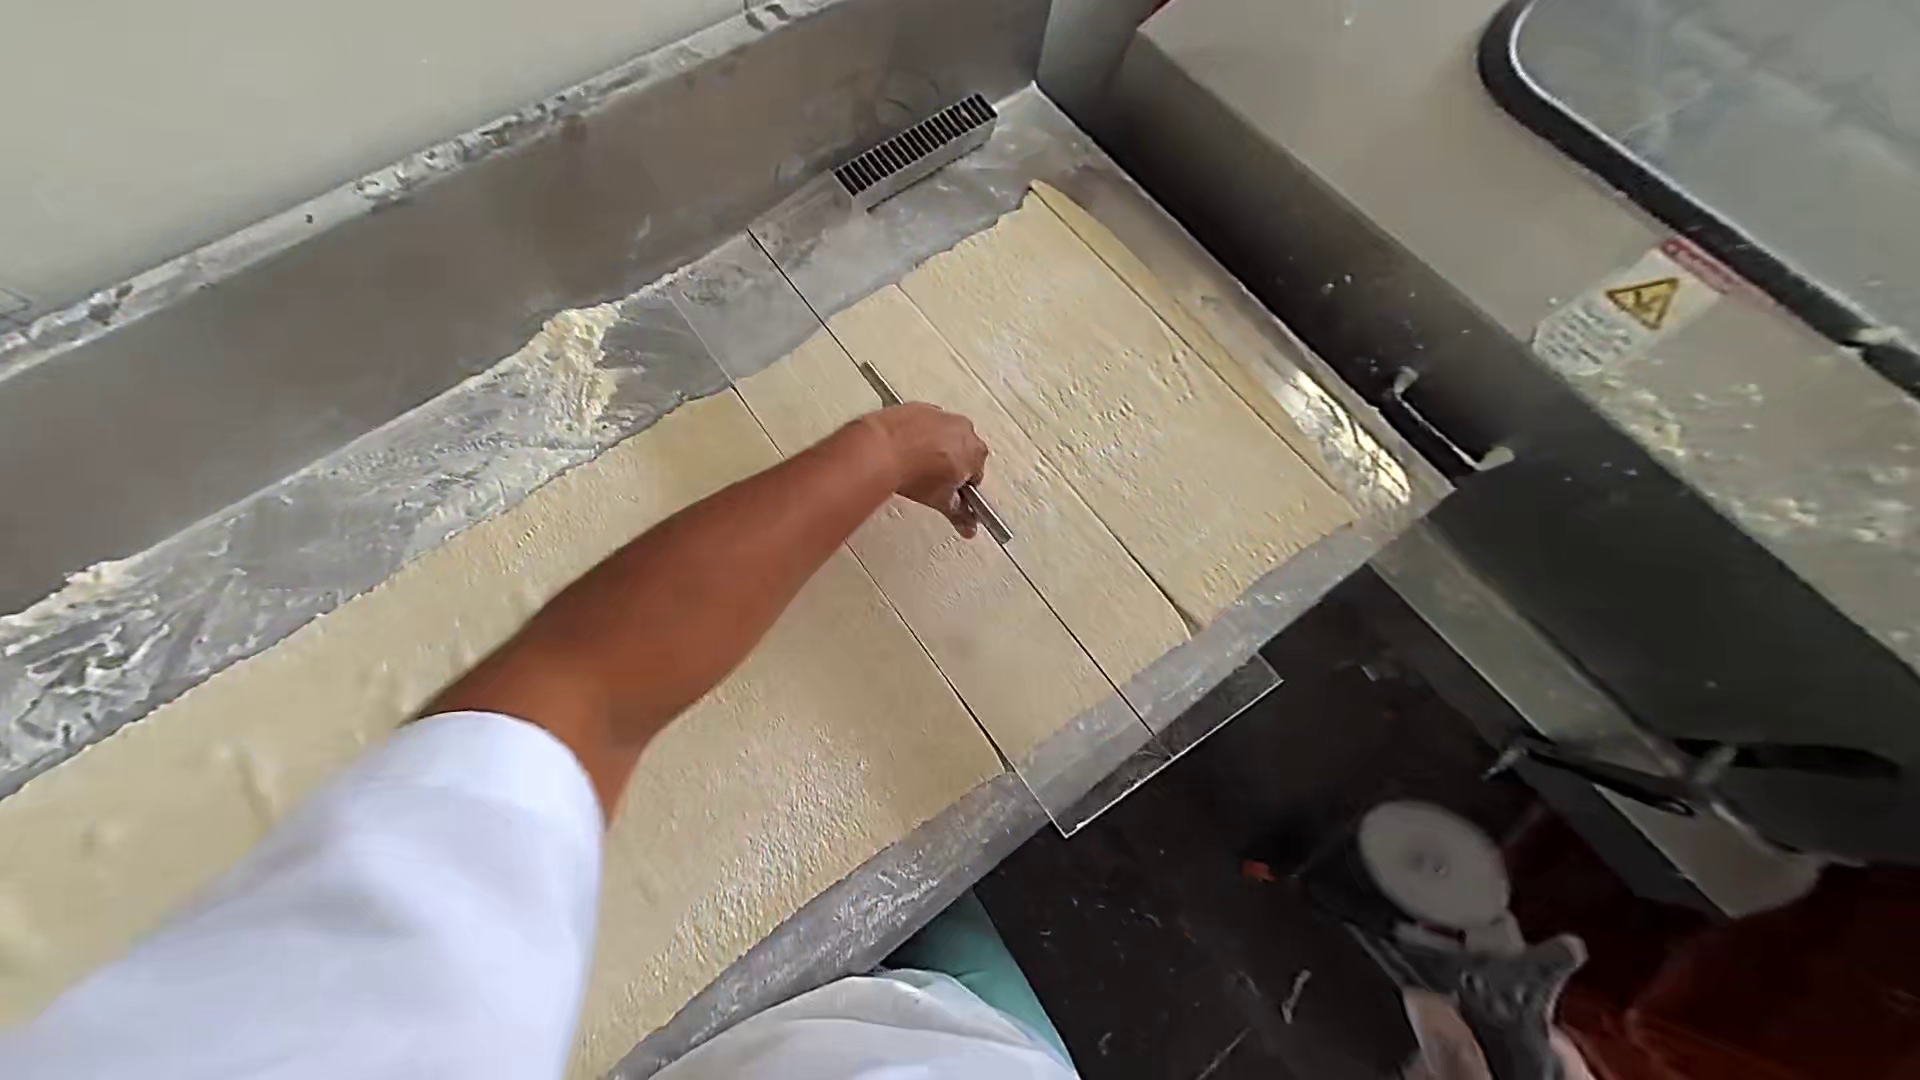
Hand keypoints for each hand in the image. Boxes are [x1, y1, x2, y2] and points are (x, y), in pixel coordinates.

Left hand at [865, 403, 988, 536]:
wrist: (882, 449)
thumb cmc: (914, 471)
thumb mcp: (941, 501)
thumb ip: (960, 514)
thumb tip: (968, 526)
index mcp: (976, 452)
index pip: (976, 475)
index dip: (962, 487)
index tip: (950, 493)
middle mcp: (963, 429)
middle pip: (962, 452)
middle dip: (950, 465)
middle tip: (932, 481)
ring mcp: (941, 416)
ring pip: (943, 436)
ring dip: (934, 448)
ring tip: (915, 466)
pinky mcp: (919, 408)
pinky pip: (923, 424)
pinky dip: (917, 434)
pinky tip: (905, 450)